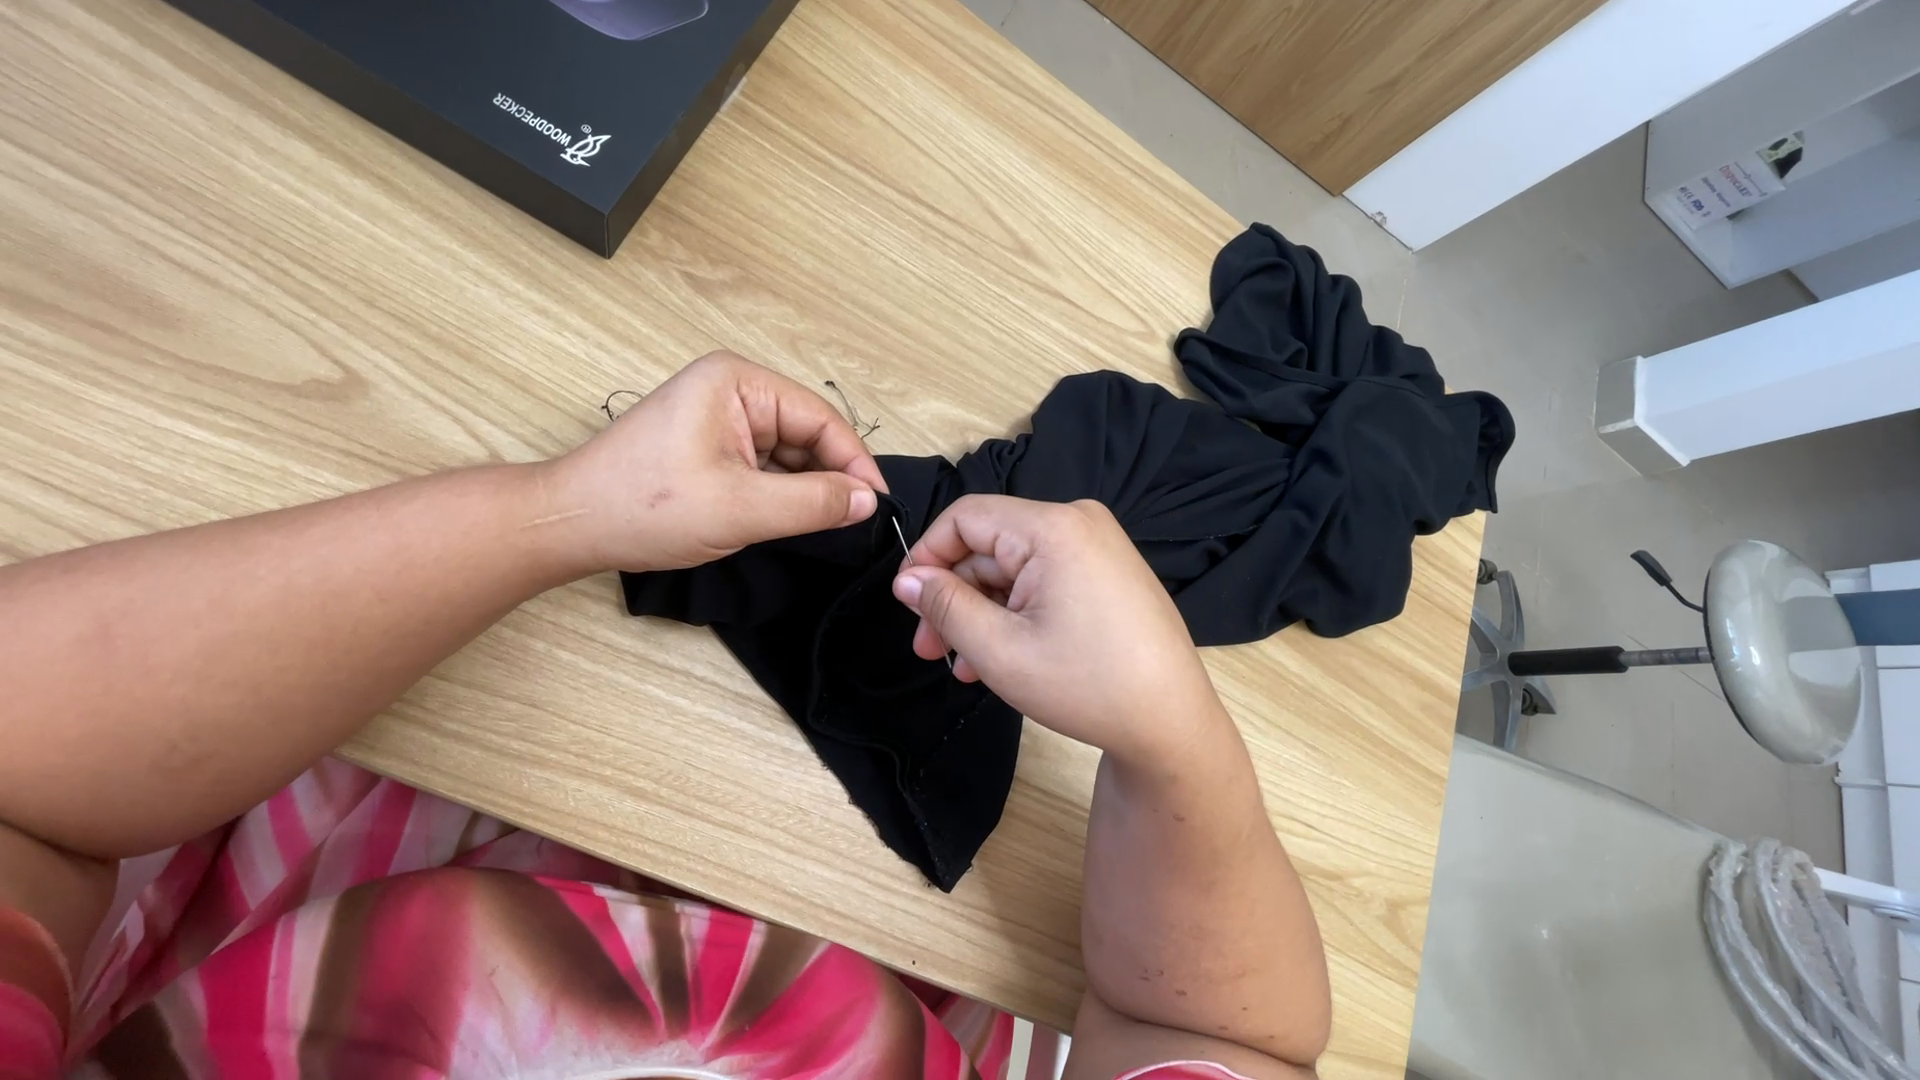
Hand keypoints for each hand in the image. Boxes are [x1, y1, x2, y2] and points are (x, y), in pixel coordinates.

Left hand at [538, 351, 886, 573]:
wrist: (571, 526)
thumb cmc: (641, 508)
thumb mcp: (741, 509)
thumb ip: (813, 503)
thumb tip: (867, 501)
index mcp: (737, 383)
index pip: (819, 419)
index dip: (854, 463)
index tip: (876, 504)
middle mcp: (733, 391)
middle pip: (807, 434)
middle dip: (829, 477)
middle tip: (853, 522)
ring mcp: (721, 419)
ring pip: (789, 455)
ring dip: (805, 489)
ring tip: (820, 526)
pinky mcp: (713, 446)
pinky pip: (766, 467)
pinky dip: (782, 495)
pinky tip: (789, 520)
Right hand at [891, 496, 1224, 758]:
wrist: (1171, 723)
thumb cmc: (1086, 685)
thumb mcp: (999, 649)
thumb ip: (945, 605)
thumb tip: (906, 578)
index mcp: (1053, 527)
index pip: (965, 517)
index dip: (927, 556)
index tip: (908, 604)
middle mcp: (1078, 523)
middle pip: (989, 546)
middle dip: (954, 597)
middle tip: (929, 650)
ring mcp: (1097, 548)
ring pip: (1013, 569)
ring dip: (982, 613)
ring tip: (964, 667)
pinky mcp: (1106, 573)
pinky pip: (1043, 580)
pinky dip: (1016, 613)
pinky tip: (998, 658)